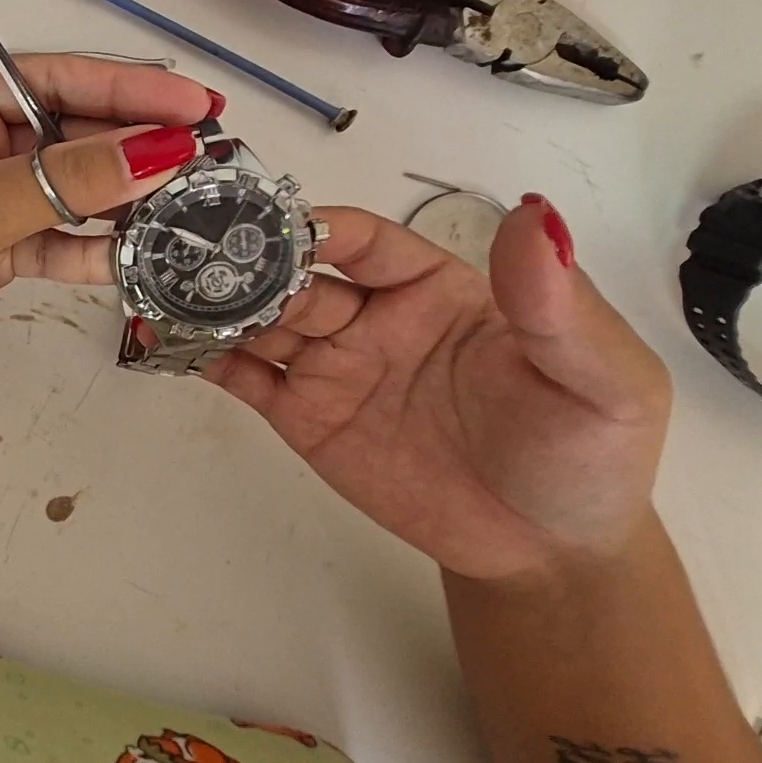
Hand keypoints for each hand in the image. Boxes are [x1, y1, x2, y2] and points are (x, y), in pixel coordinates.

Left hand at [0, 55, 215, 376]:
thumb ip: (70, 179)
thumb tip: (161, 150)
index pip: (55, 78)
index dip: (128, 88)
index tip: (195, 105)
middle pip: (71, 130)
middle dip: (134, 146)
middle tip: (208, 157)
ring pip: (71, 185)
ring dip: (123, 199)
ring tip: (188, 206)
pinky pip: (58, 235)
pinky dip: (92, 245)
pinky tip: (136, 254)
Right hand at [202, 200, 672, 580]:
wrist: (539, 551)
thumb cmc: (581, 457)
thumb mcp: (600, 379)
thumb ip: (557, 303)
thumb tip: (530, 212)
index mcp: (433, 293)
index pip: (366, 245)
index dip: (319, 230)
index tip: (270, 225)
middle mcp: (369, 320)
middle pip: (295, 282)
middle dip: (245, 267)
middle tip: (193, 259)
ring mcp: (327, 368)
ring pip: (256, 323)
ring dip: (212, 307)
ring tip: (161, 294)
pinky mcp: (297, 414)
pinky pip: (242, 377)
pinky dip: (201, 357)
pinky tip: (167, 343)